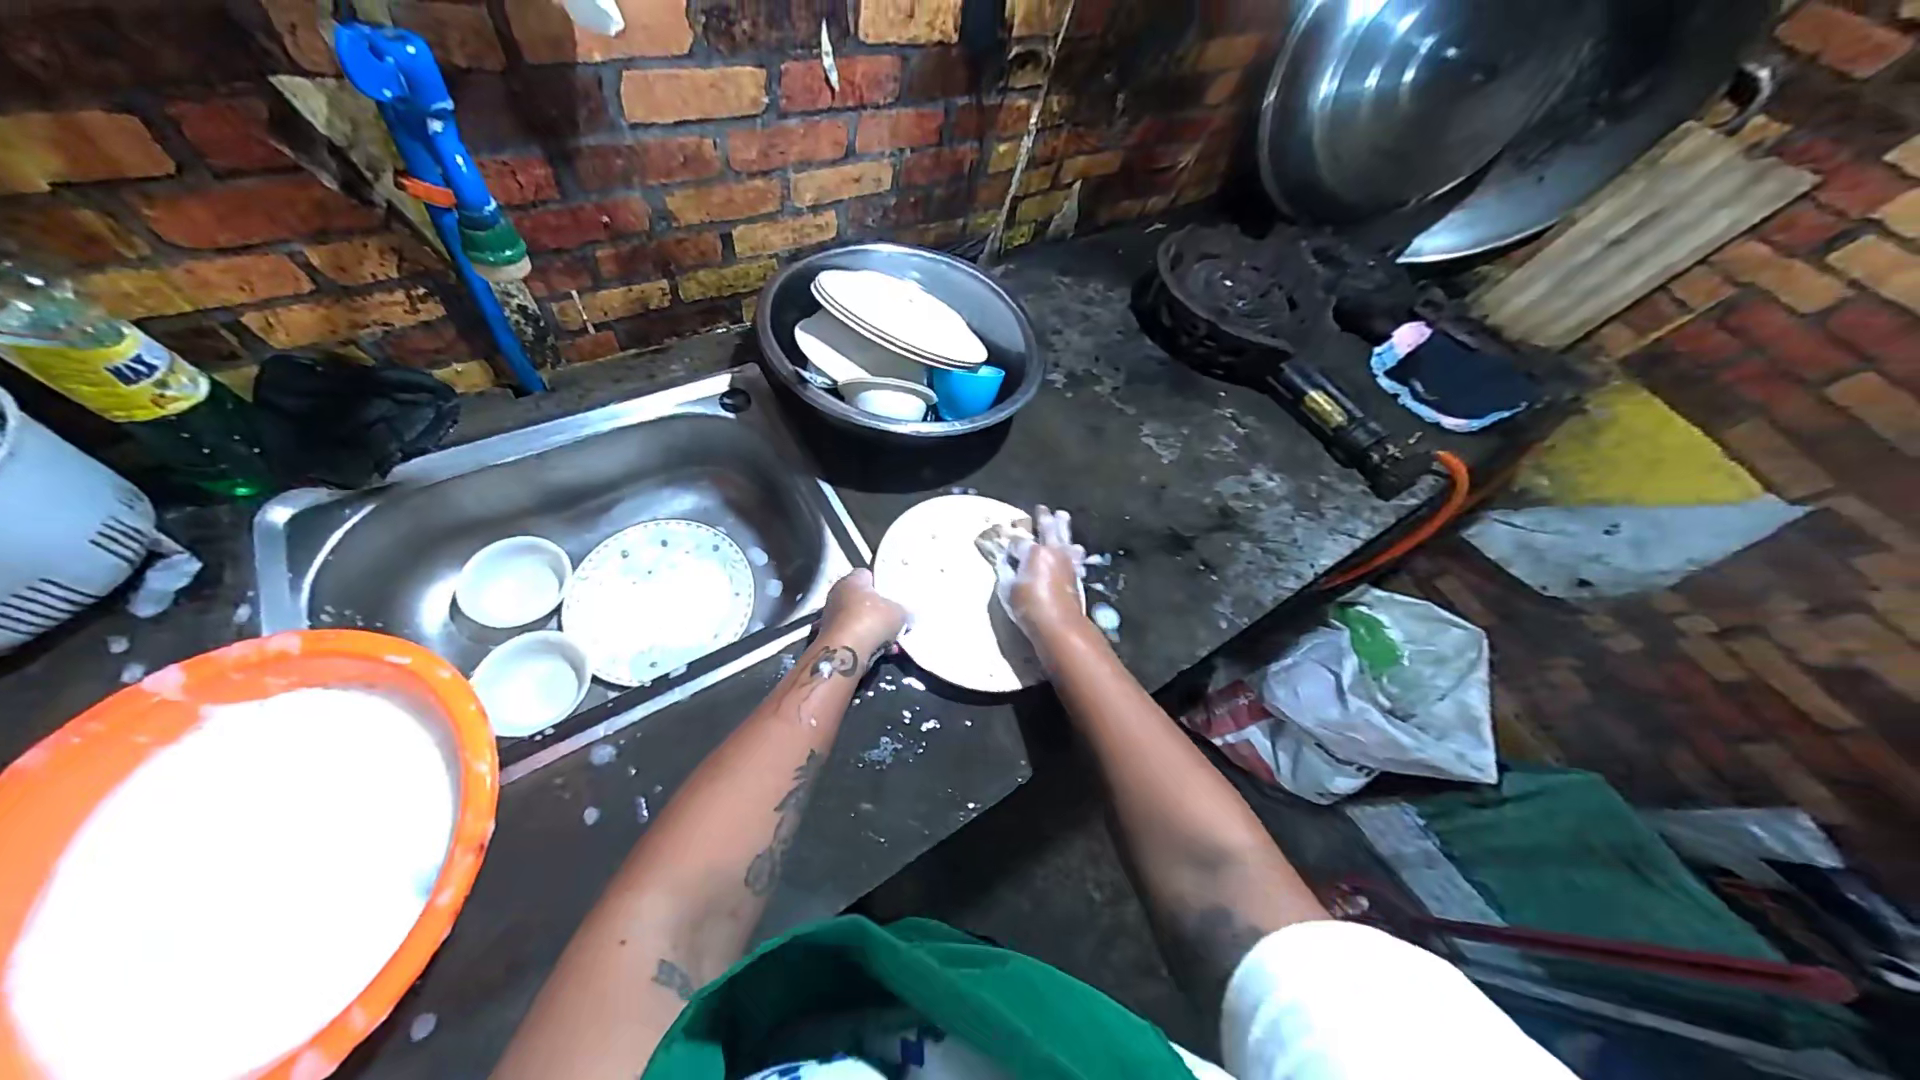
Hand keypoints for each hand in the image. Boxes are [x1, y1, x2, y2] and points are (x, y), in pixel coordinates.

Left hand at [818, 569, 908, 656]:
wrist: (845, 653)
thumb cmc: (871, 621)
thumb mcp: (899, 612)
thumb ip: (902, 609)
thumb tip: (904, 612)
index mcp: (850, 580)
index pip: (865, 574)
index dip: (879, 582)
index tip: (891, 593)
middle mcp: (836, 595)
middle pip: (859, 598)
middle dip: (875, 608)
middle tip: (891, 617)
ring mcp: (829, 617)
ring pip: (856, 619)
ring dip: (870, 628)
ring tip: (889, 640)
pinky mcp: (828, 637)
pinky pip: (851, 636)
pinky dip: (863, 641)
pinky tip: (878, 651)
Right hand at [987, 505, 1086, 641]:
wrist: (1060, 625)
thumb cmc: (1028, 607)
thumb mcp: (1007, 589)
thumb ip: (1006, 571)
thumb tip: (1004, 561)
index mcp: (1033, 552)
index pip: (1019, 541)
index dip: (1011, 542)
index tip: (1005, 540)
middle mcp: (1052, 550)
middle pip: (1048, 528)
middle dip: (1043, 518)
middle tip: (1042, 508)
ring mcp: (1067, 561)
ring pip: (1066, 538)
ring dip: (1063, 526)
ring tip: (1063, 516)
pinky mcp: (1076, 574)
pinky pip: (1076, 557)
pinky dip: (1074, 551)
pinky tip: (1076, 549)